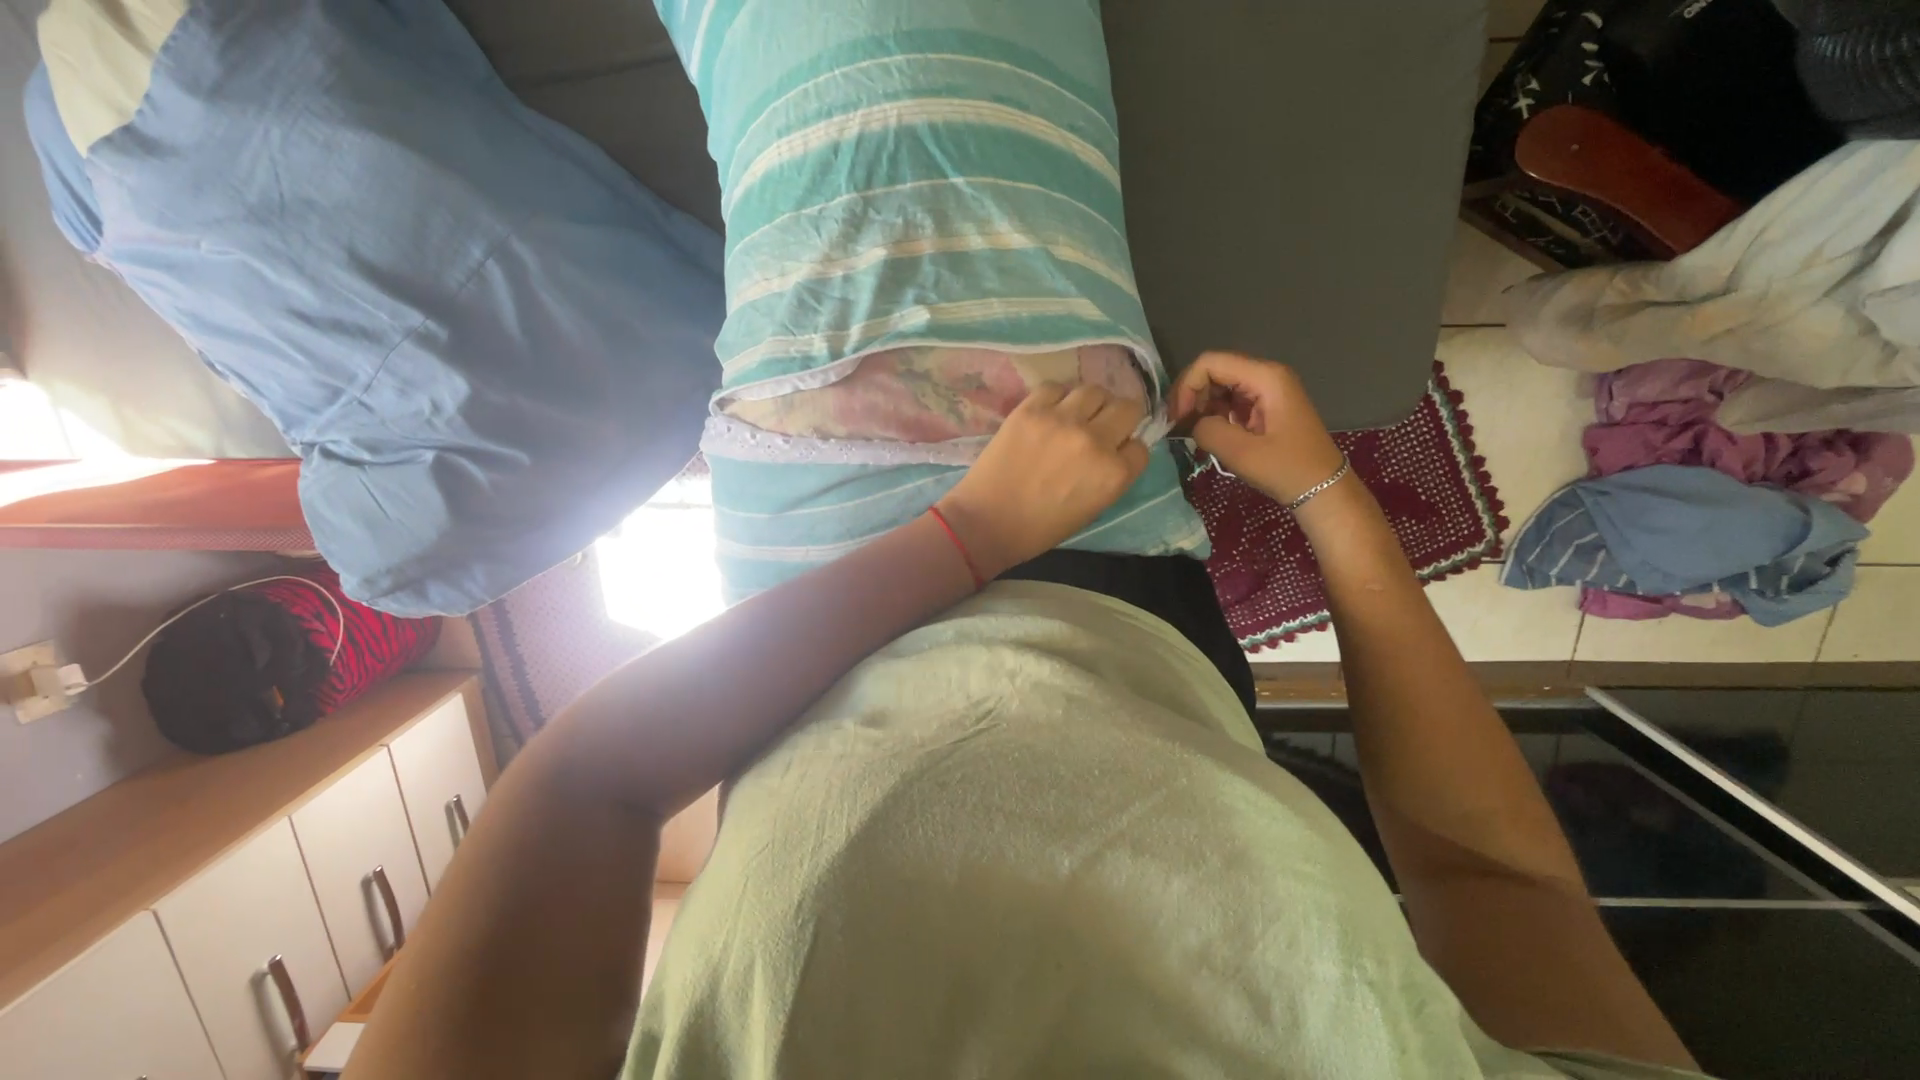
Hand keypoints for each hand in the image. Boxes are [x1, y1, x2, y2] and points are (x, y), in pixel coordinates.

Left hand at [935, 383, 1149, 577]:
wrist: (987, 522)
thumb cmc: (1040, 528)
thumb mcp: (1092, 509)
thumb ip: (1110, 477)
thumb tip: (1116, 450)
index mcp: (1114, 474)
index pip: (1140, 446)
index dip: (1127, 449)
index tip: (1114, 453)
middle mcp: (1095, 441)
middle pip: (1127, 407)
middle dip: (1118, 417)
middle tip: (1101, 426)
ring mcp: (1062, 420)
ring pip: (1095, 390)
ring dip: (1090, 403)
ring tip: (1075, 416)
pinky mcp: (1031, 409)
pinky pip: (1056, 387)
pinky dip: (1057, 397)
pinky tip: (1048, 413)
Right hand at [1172, 351, 1346, 504]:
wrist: (1324, 490)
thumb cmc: (1287, 470)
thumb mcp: (1242, 453)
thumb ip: (1208, 430)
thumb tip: (1191, 423)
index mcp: (1266, 377)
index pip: (1210, 363)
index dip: (1187, 386)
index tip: (1178, 418)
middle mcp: (1267, 376)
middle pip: (1215, 371)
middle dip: (1192, 396)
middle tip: (1182, 428)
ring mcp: (1267, 391)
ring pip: (1221, 387)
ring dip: (1202, 408)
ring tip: (1195, 435)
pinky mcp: (1265, 408)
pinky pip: (1232, 402)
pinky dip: (1216, 416)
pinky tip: (1212, 437)